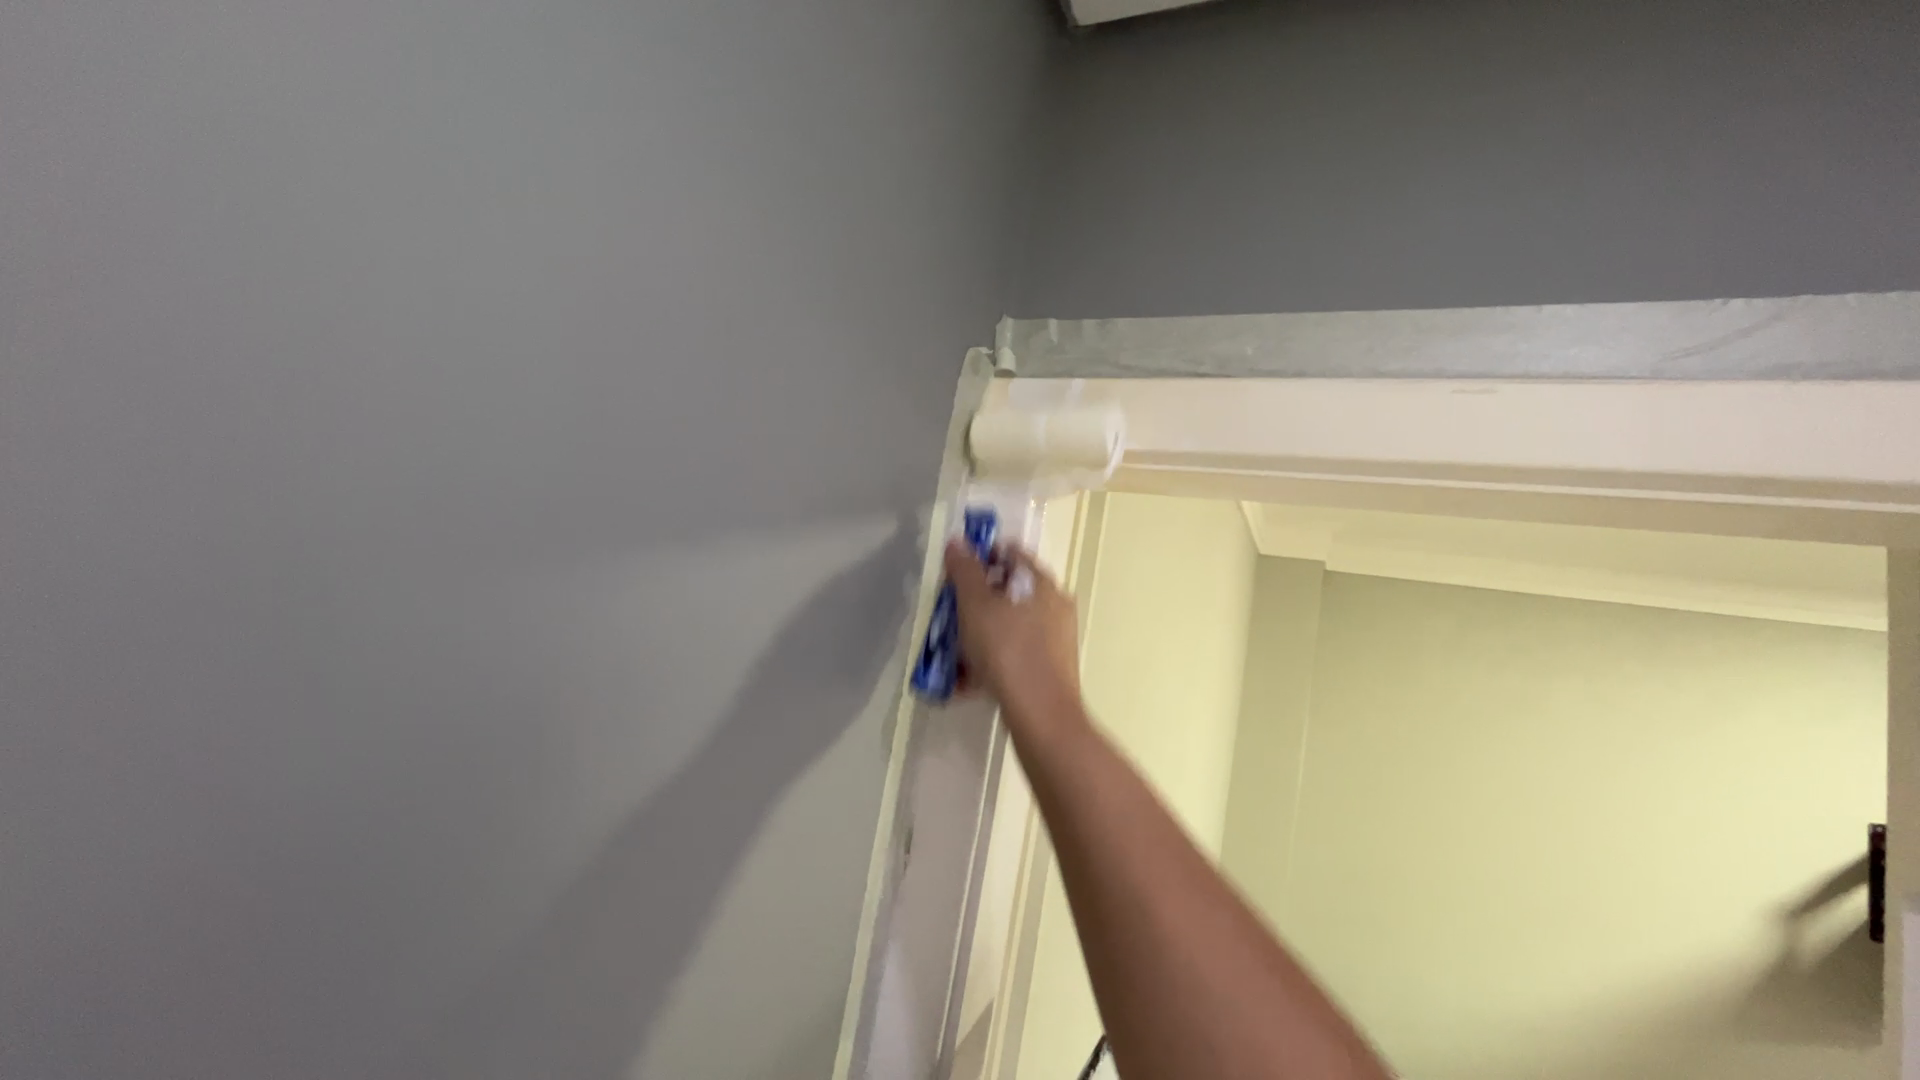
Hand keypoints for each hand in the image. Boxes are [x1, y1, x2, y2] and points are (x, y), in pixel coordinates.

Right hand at [943, 540, 1086, 740]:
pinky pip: (1013, 656)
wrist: (1041, 716)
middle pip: (1008, 592)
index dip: (981, 557)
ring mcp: (1055, 641)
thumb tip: (957, 541)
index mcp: (1043, 584)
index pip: (1011, 553)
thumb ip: (965, 571)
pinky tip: (965, 683)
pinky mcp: (1050, 671)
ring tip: (951, 655)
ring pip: (1008, 627)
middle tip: (948, 615)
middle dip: (974, 603)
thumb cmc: (1007, 650)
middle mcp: (1055, 607)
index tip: (954, 574)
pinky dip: (990, 662)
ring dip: (977, 636)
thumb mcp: (976, 605)